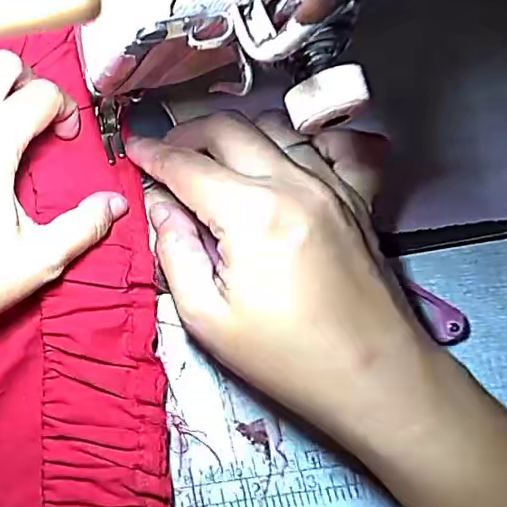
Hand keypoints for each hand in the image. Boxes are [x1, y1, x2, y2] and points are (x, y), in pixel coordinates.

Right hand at [127, 111, 436, 443]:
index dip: (151, 154)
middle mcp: (295, 185)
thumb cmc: (284, 355)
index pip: (186, 165)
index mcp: (252, 214)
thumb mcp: (204, 315)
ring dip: (233, 135)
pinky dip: (301, 140)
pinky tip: (282, 158)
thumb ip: (173, 250)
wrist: (376, 380)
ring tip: (209, 160)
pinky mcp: (358, 199)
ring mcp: (333, 187)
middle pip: (229, 129)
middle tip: (163, 156)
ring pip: (274, 127)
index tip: (131, 149)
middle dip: (185, 134)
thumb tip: (159, 205)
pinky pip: (334, 144)